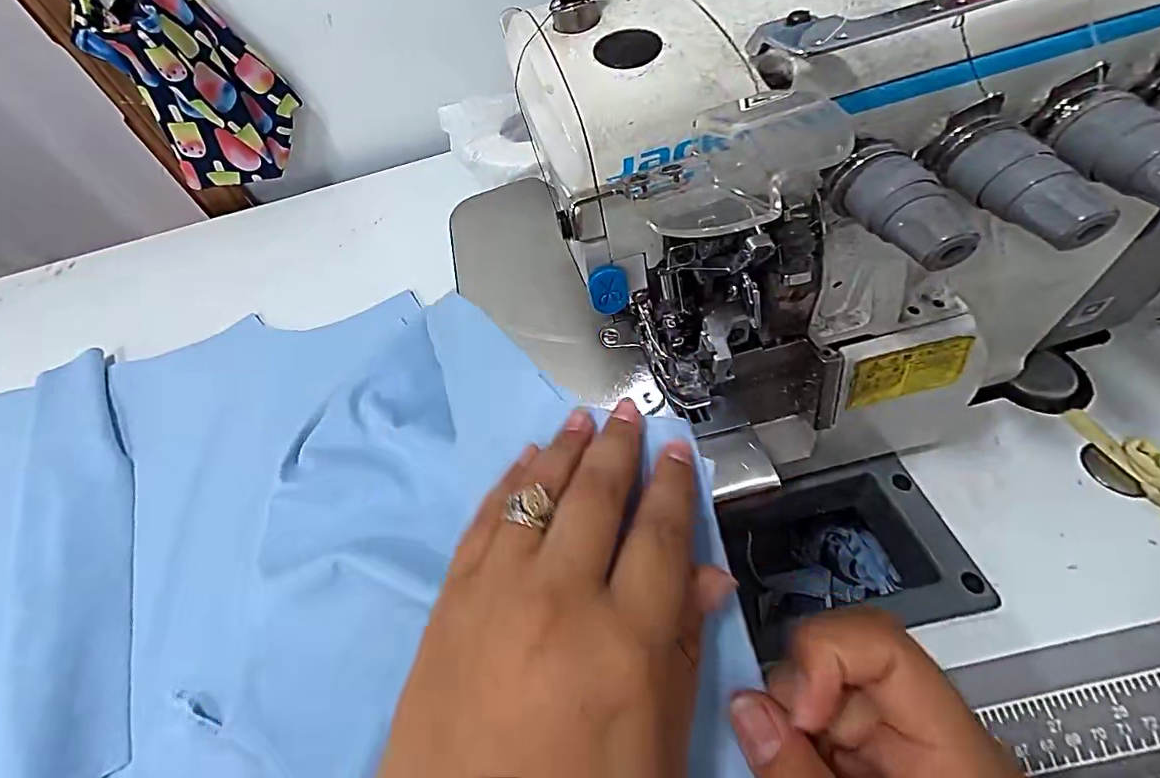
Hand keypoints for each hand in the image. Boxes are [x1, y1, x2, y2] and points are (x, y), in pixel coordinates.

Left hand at [376, 400, 738, 777]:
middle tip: (627, 415)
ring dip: (563, 450)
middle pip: (598, 498)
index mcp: (624, 641)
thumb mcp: (656, 748)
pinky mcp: (452, 593)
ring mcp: (498, 588)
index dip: (674, 488)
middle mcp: (560, 597)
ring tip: (580, 421)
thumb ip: (682, 652)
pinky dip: (508, 481)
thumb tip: (708, 576)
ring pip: (538, 493)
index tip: (678, 452)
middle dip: (618, 449)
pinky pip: (486, 518)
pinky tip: (524, 460)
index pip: (660, 538)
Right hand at [728, 607, 1017, 777]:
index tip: (793, 709)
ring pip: (821, 696)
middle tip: (770, 746)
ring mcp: (903, 752)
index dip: (822, 655)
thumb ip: (804, 775)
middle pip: (839, 665)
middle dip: (790, 697)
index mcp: (955, 750)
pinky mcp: (879, 768)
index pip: (880, 644)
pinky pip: (822, 729)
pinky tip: (790, 771)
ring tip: (783, 770)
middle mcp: (929, 737)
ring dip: (786, 726)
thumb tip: (748, 710)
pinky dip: (794, 746)